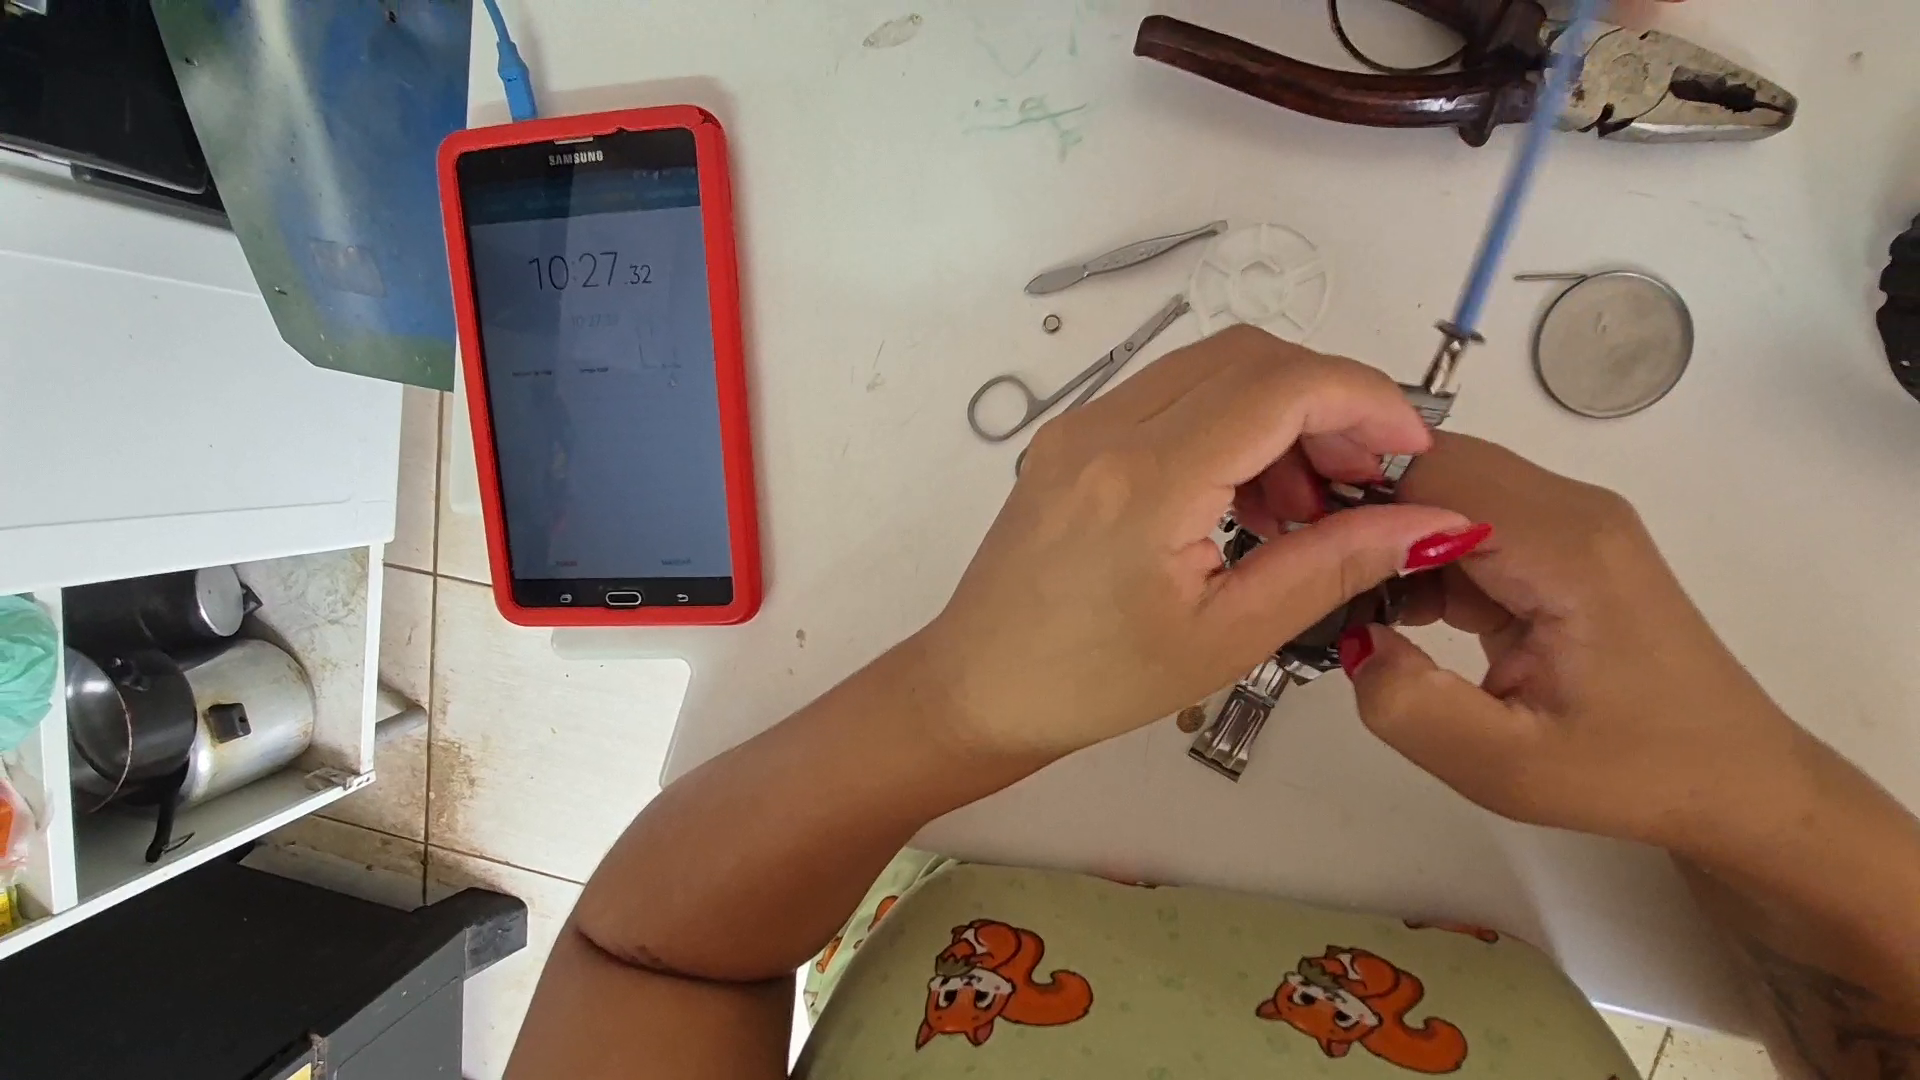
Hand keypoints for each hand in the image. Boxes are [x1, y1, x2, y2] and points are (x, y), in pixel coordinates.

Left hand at [919, 326, 1481, 758]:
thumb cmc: (1096, 681)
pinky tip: (1237, 498)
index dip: (1365, 400)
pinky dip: (1220, 425)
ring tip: (1295, 506)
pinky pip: (1162, 400)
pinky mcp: (1066, 441)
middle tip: (1355, 482)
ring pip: (1204, 370)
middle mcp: (1103, 430)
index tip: (1407, 450)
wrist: (983, 684)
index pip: (1280, 386)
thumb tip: (1432, 522)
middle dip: (1323, 402)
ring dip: (1272, 413)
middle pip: (1246, 358)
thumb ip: (1333, 564)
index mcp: (1145, 480)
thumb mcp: (1227, 635)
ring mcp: (1076, 427)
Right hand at [1340, 432, 1810, 852]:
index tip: (1292, 549)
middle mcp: (1568, 510)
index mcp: (1563, 547)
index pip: (1426, 471)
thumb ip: (1406, 704)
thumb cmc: (1631, 773)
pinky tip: (1389, 607)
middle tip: (1304, 569)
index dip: (1348, 496)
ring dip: (1377, 530)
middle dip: (1353, 506)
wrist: (1734, 782)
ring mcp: (1564, 521)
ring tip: (1339, 593)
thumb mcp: (1504, 768)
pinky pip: (1455, 520)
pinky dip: (1408, 552)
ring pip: (1436, 487)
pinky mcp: (1551, 543)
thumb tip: (1349, 637)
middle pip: (1428, 464)